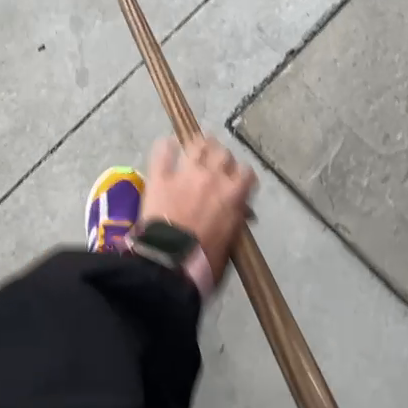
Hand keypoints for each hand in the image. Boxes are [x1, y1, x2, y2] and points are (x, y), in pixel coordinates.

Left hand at [139, 135, 256, 282]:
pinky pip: (163, 152)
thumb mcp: (230, 243)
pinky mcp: (160, 176)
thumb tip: (240, 209)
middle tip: (216, 164)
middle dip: (222, 158)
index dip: (243, 175)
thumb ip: (236, 219)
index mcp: (233, 194)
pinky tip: (167, 145)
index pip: (247, 172)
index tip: (238, 180)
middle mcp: (213, 177)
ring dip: (199, 144)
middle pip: (223, 153)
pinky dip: (166, 146)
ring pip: (197, 145)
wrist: (169, 262)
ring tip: (197, 147)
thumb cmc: (204, 261)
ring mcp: (186, 173)